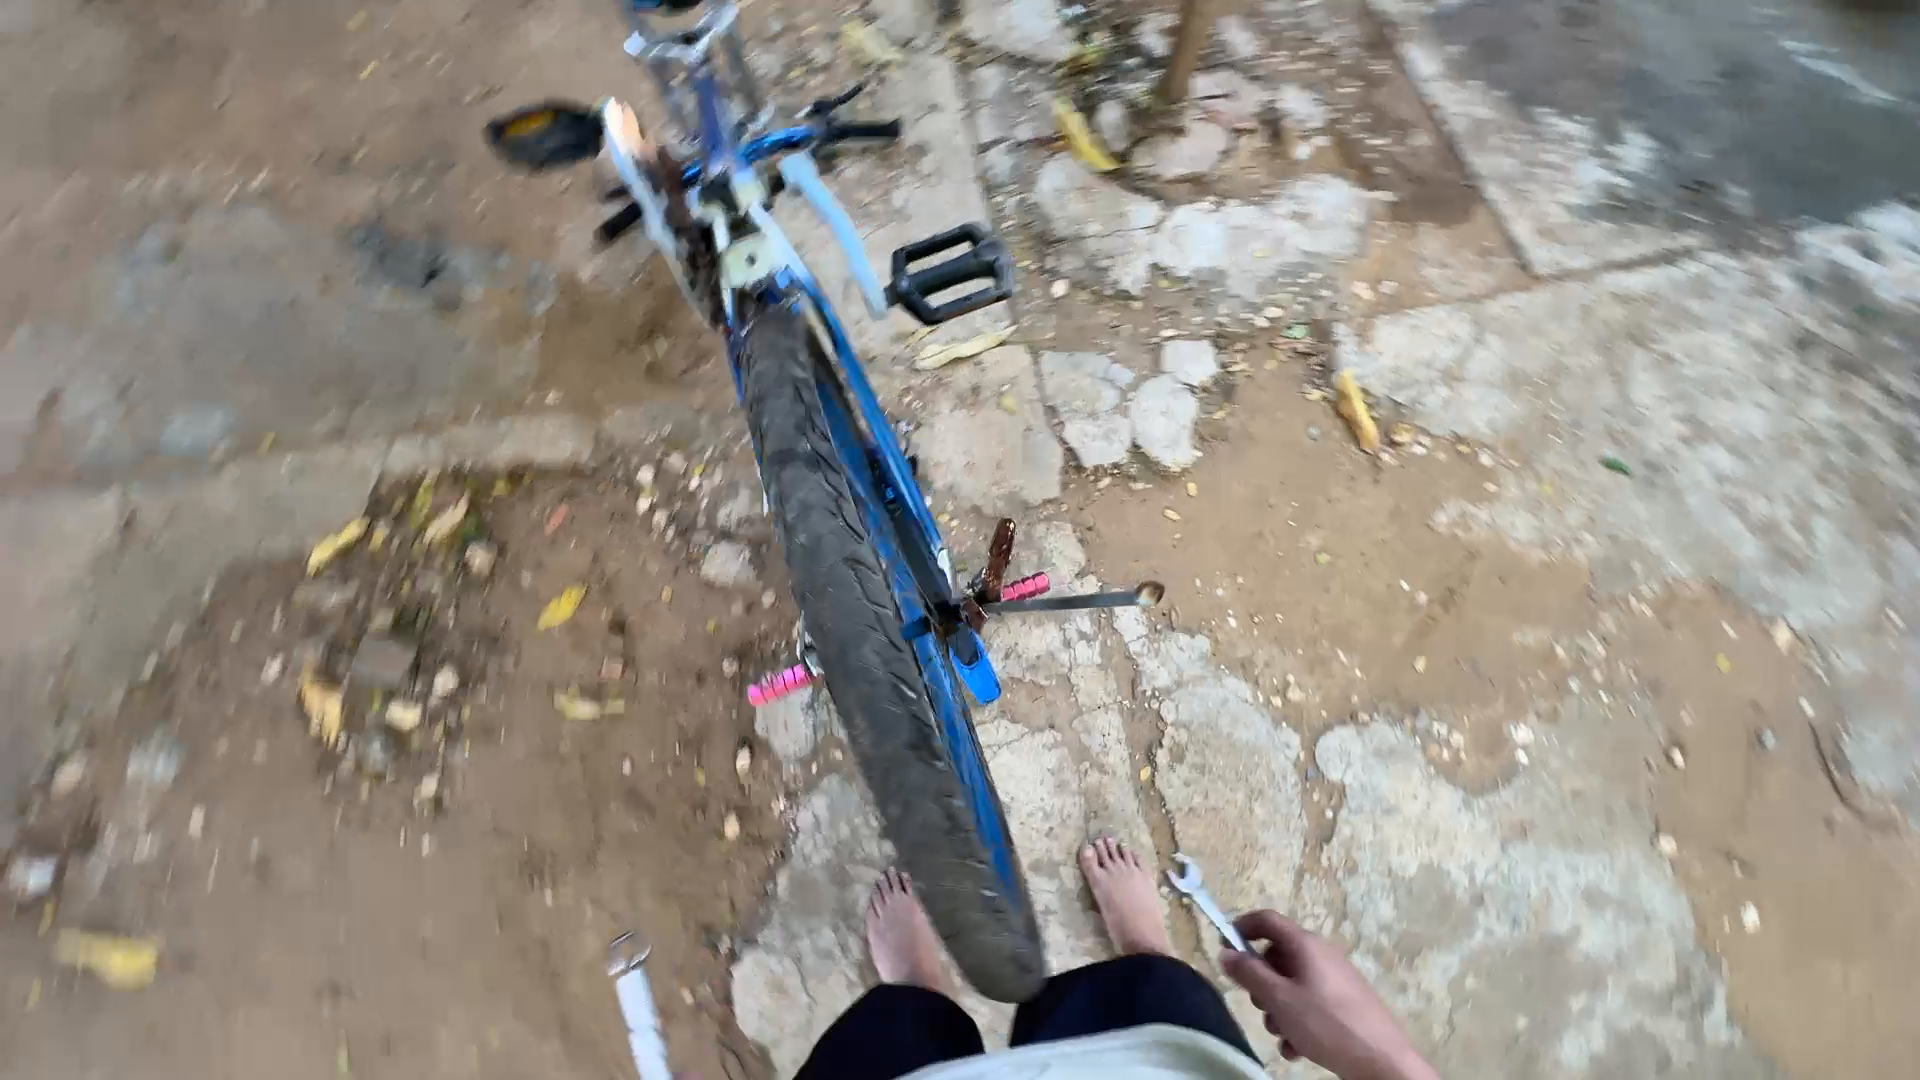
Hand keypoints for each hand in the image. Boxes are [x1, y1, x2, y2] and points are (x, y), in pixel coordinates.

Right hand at [1220, 911, 1437, 1079]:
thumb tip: (1225, 953)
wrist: (1386, 1065)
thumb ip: (1249, 974)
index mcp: (1305, 944)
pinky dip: (1298, 1020)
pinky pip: (1311, 1002)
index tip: (1225, 948)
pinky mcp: (1346, 1004)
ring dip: (1278, 1007)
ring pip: (1292, 983)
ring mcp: (1336, 980)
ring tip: (1280, 1035)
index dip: (1241, 927)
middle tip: (1258, 1006)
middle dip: (1261, 982)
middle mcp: (1321, 954)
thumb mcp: (1280, 999)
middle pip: (1277, 956)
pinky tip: (1296, 1048)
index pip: (1266, 919)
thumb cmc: (1327, 1024)